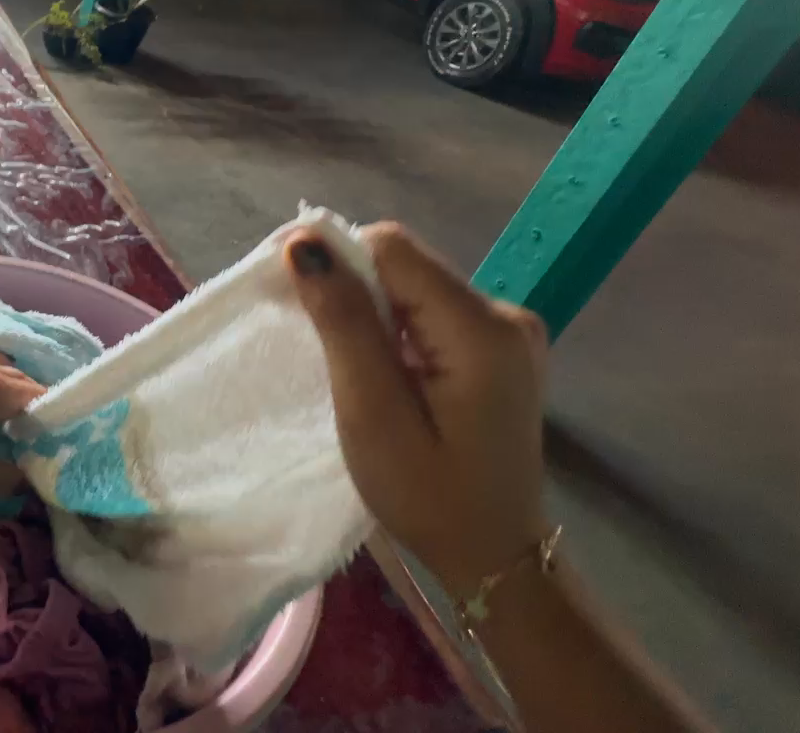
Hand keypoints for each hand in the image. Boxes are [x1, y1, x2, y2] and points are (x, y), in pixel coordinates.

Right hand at [285, 222, 549, 592]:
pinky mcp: (493, 344)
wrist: (492, 556)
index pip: (390, 248)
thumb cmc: (427, 494)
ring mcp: (504, 329)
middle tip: (314, 339)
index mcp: (481, 328)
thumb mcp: (372, 410)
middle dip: (346, 285)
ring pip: (408, 282)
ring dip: (363, 306)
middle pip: (401, 262)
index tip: (295, 301)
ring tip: (340, 356)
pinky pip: (422, 307)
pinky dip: (385, 322)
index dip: (333, 260)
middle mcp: (503, 313)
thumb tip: (303, 243)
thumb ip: (342, 321)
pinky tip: (373, 362)